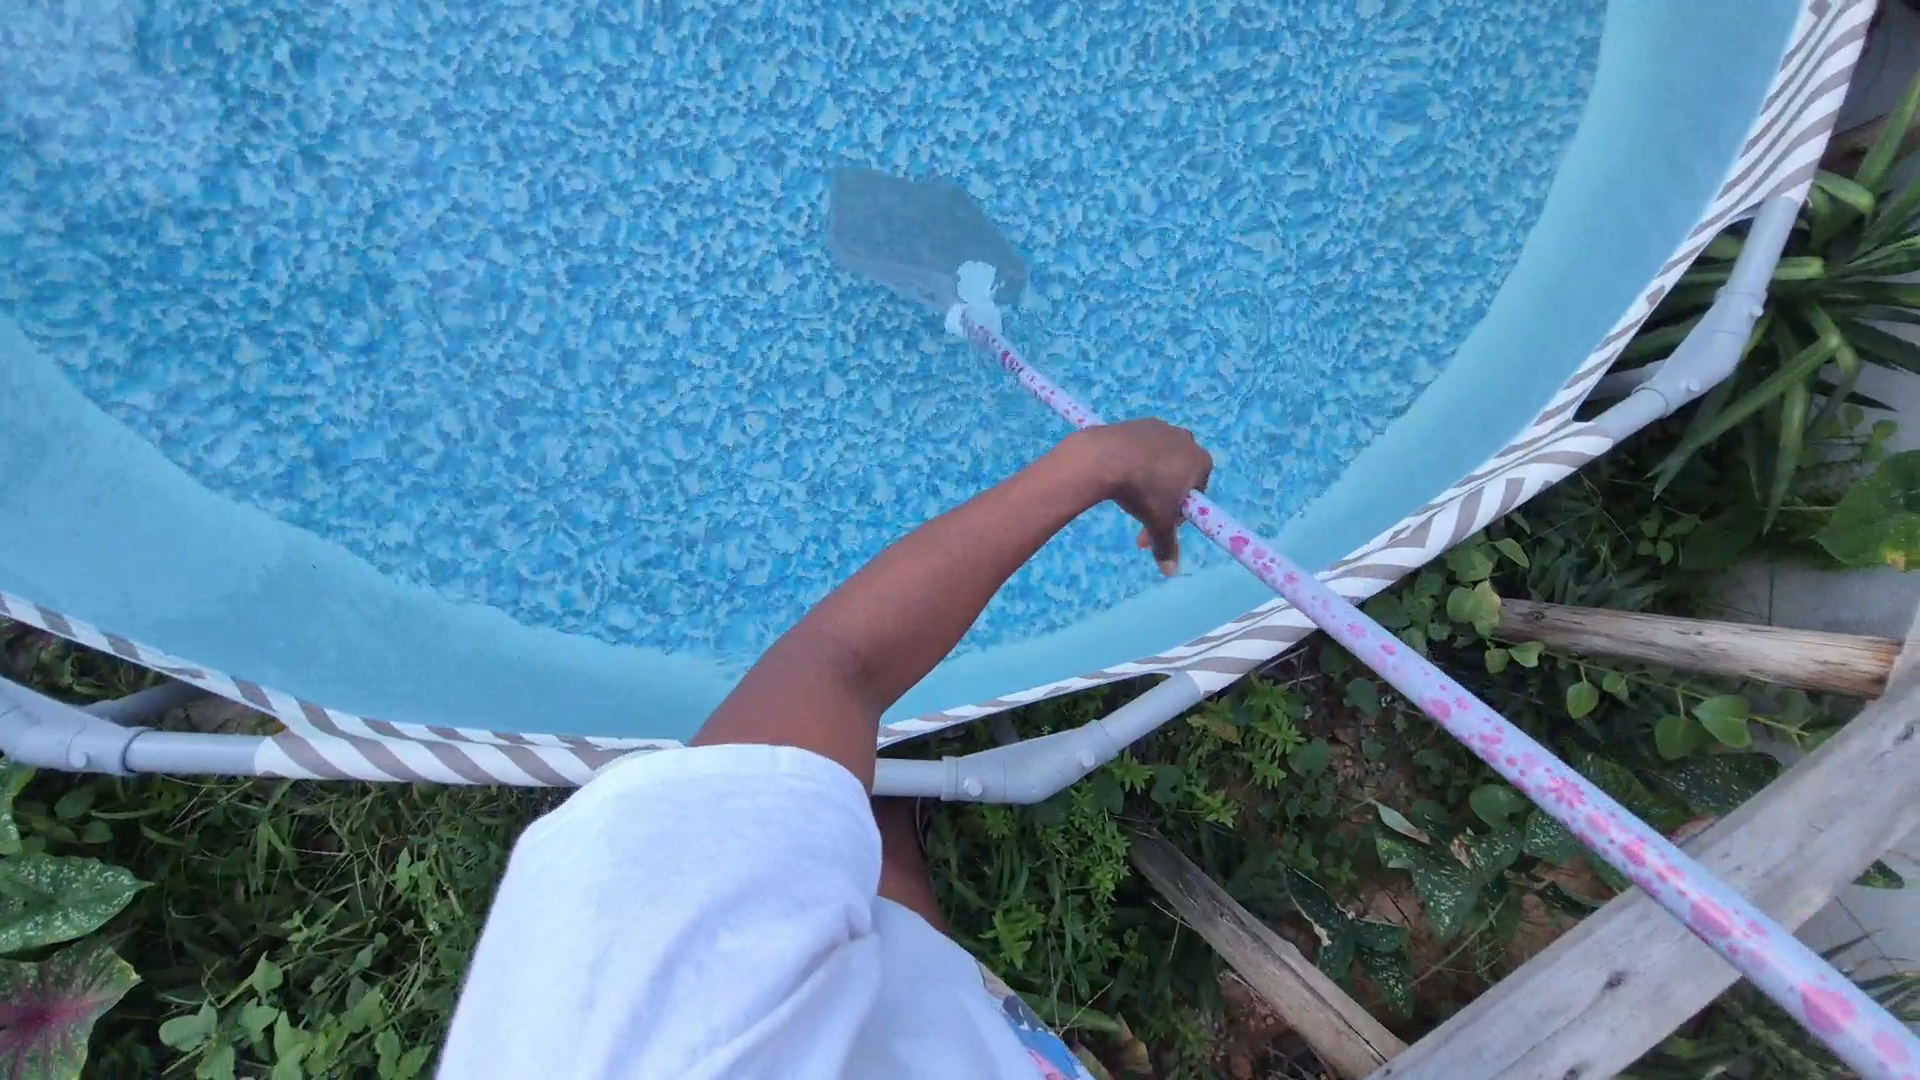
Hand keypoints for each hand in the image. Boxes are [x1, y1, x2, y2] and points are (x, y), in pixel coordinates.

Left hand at [1067, 419, 1212, 575]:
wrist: (1104, 457)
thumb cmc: (1142, 491)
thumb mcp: (1158, 522)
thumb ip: (1167, 545)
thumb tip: (1171, 571)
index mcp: (1200, 460)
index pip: (1197, 491)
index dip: (1179, 512)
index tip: (1159, 523)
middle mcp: (1185, 439)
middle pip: (1177, 476)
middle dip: (1161, 499)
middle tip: (1141, 516)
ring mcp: (1159, 428)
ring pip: (1157, 462)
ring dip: (1146, 482)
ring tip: (1125, 497)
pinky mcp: (1134, 423)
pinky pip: (1138, 450)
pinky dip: (1131, 464)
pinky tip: (1116, 476)